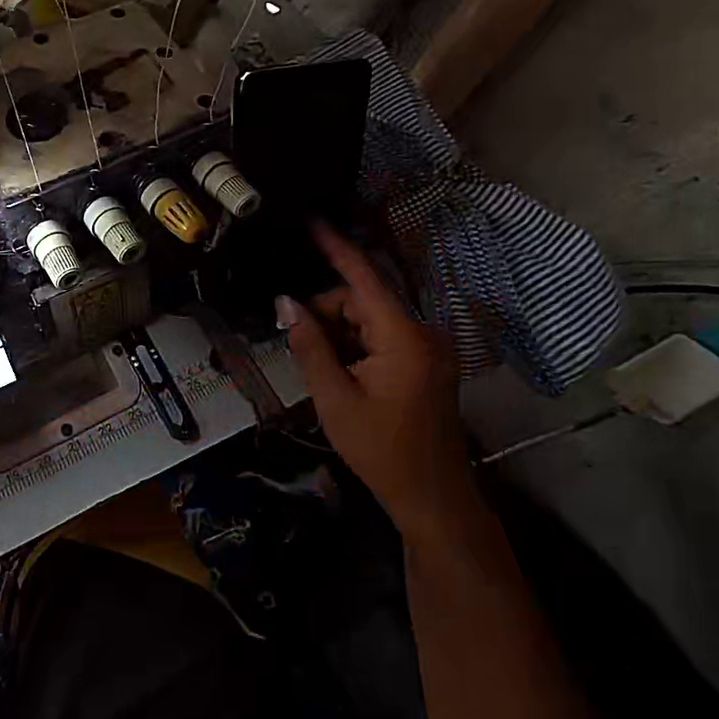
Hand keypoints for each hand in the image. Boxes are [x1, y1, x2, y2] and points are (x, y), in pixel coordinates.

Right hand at [278, 224, 474, 536]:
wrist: (432, 498)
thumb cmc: (381, 450)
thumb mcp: (334, 398)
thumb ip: (309, 345)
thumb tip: (286, 302)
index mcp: (404, 339)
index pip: (364, 279)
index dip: (336, 248)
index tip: (312, 220)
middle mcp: (422, 334)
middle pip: (361, 301)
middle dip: (326, 314)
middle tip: (298, 345)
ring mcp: (426, 349)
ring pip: (368, 319)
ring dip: (338, 334)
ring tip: (322, 371)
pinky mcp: (424, 363)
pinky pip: (380, 337)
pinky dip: (354, 346)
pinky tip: (341, 374)